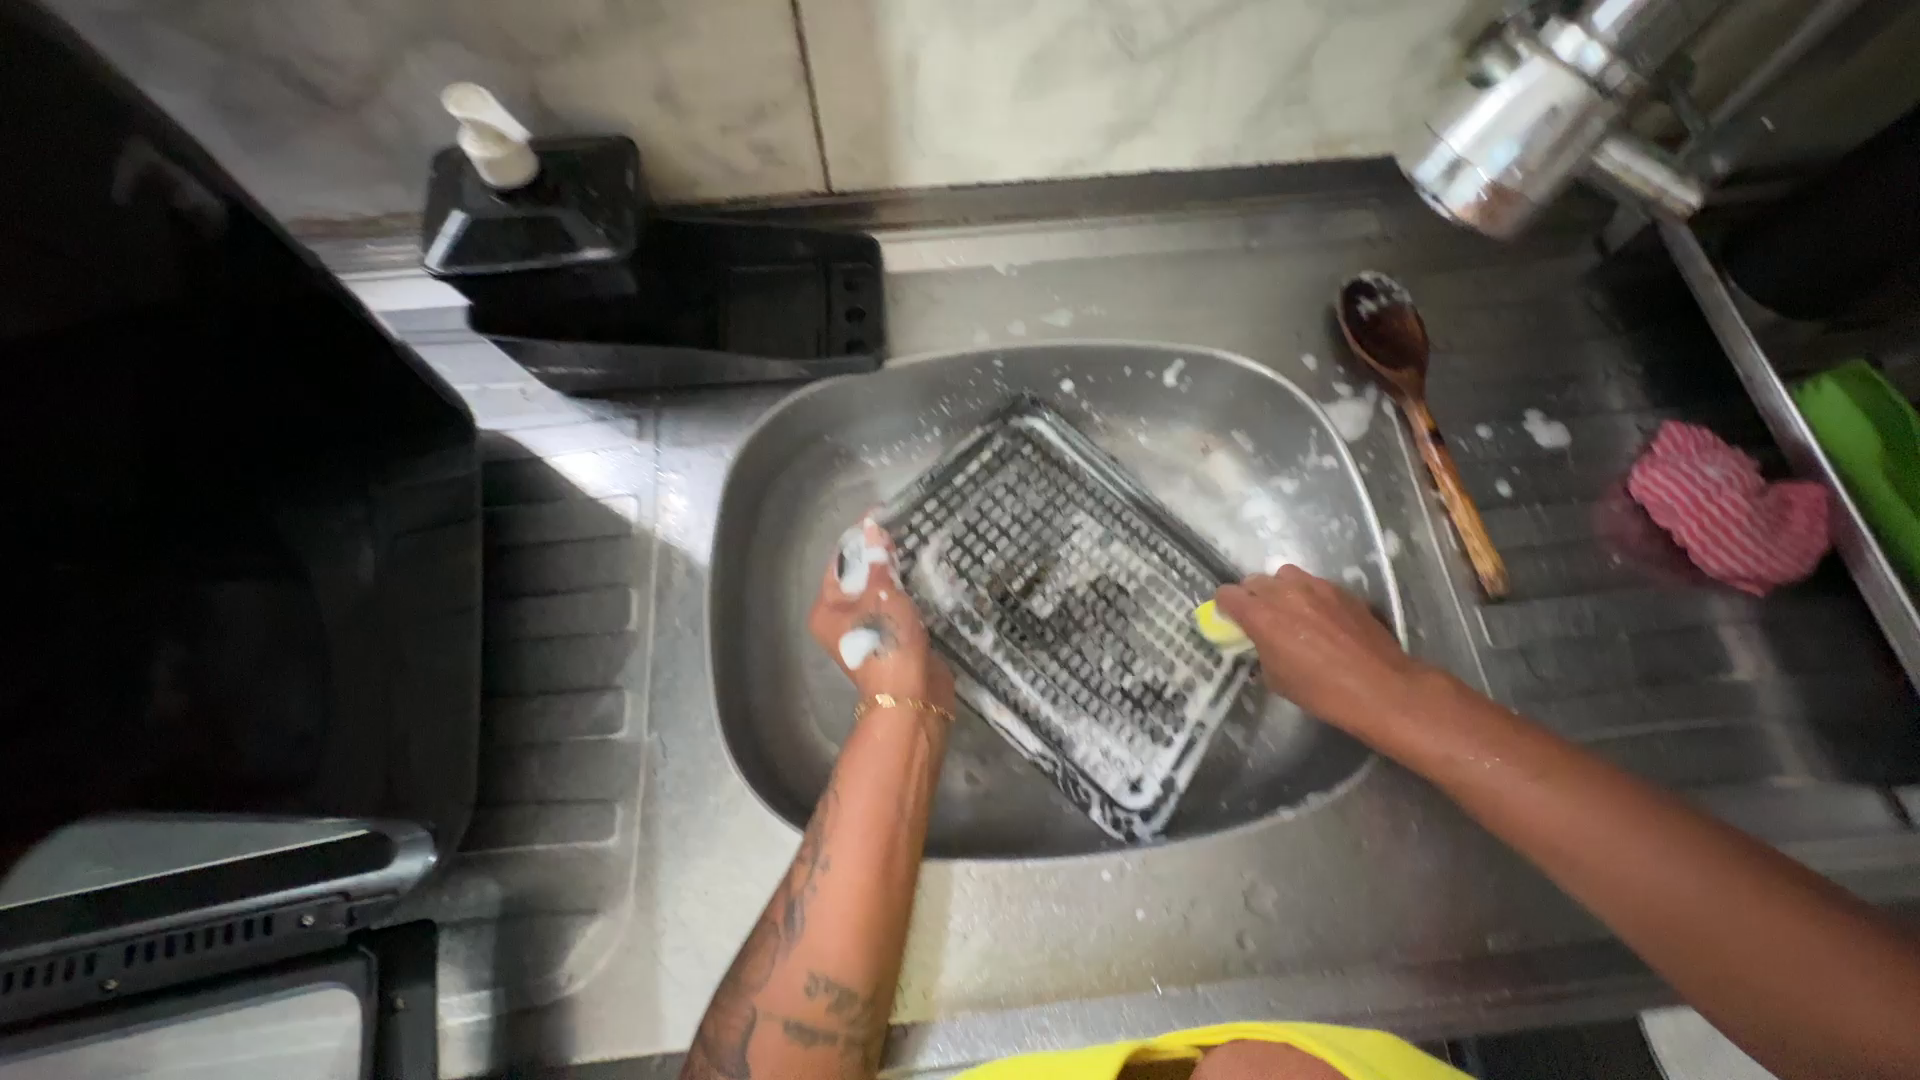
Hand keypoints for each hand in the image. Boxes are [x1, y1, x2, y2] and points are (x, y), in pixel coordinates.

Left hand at [808, 518, 954, 715]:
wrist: (912, 694)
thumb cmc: (886, 641)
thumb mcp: (882, 594)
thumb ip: (879, 560)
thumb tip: (873, 527)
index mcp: (826, 609)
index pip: (841, 562)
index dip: (861, 539)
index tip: (882, 515)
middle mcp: (841, 621)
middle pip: (861, 578)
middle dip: (882, 557)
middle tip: (905, 530)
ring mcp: (869, 632)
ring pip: (882, 594)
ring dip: (899, 577)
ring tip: (918, 549)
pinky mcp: (894, 641)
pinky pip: (899, 609)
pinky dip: (910, 596)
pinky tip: (927, 577)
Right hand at [1214, 564, 1429, 732]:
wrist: (1379, 687)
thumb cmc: (1321, 691)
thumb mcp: (1276, 678)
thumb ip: (1260, 649)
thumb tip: (1260, 640)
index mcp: (1261, 616)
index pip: (1227, 594)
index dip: (1225, 607)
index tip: (1231, 620)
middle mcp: (1285, 593)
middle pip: (1254, 580)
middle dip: (1251, 597)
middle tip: (1260, 618)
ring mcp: (1316, 587)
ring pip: (1284, 575)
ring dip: (1279, 589)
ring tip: (1289, 610)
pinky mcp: (1341, 590)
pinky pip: (1313, 583)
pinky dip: (1307, 595)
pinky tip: (1320, 617)